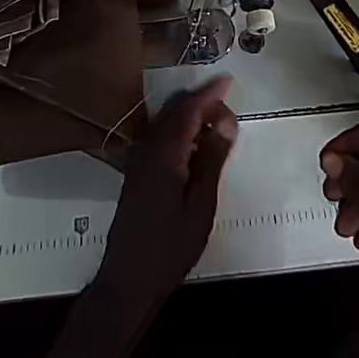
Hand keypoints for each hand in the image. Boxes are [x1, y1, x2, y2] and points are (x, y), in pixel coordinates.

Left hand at [96, 75, 237, 307]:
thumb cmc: (169, 246)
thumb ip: (212, 160)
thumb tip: (225, 123)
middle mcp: (146, 148)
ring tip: (218, 126)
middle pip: (175, 111)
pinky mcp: (137, 172)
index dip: (209, 92)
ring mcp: (138, 159)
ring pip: (167, 123)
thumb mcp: (200, 204)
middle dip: (202, 102)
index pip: (187, 109)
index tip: (228, 79)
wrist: (129, 278)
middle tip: (229, 110)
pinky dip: (181, 132)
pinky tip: (197, 148)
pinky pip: (161, 138)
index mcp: (163, 152)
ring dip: (191, 117)